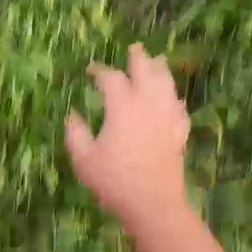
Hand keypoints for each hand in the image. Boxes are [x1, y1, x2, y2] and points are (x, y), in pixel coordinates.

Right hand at [65, 44, 191, 228]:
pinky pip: (179, 110)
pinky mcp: (178, 135)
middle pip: (146, 72)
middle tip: (135, 48)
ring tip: (158, 62)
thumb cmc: (113, 180)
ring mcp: (167, 119)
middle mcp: (148, 106)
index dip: (100, 71)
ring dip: (161, 72)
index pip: (111, 79)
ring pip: (167, 86)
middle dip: (139, 59)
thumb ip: (76, 133)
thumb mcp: (83, 159)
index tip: (90, 70)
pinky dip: (174, 100)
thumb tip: (73, 115)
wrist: (152, 203)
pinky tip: (174, 100)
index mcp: (122, 108)